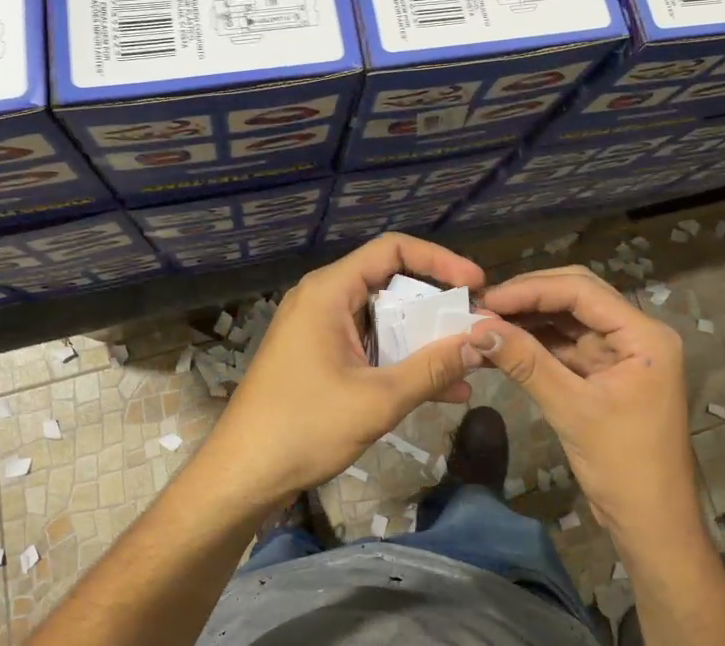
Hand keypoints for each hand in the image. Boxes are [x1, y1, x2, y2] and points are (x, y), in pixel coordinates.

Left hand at [198, 234, 485, 507]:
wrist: (243, 474)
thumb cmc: (304, 427)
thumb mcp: (377, 399)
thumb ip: (432, 368)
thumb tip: (482, 341)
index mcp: (329, 291)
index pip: (393, 250)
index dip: (439, 260)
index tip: (477, 284)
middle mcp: (324, 299)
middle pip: (392, 283)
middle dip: (438, 306)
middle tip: (477, 326)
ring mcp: (321, 329)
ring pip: (385, 319)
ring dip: (425, 340)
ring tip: (470, 363)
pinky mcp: (321, 356)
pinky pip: (371, 345)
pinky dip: (403, 360)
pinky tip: (444, 390)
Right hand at [473, 267, 701, 538]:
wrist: (652, 525)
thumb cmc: (623, 466)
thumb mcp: (571, 409)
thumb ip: (526, 362)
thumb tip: (478, 327)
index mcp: (645, 335)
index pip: (582, 291)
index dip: (532, 289)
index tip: (488, 299)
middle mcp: (638, 334)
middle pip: (578, 296)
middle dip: (530, 298)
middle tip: (484, 305)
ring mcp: (623, 354)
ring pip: (571, 320)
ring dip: (531, 319)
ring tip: (487, 321)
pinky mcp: (608, 373)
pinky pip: (569, 345)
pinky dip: (538, 343)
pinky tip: (506, 343)